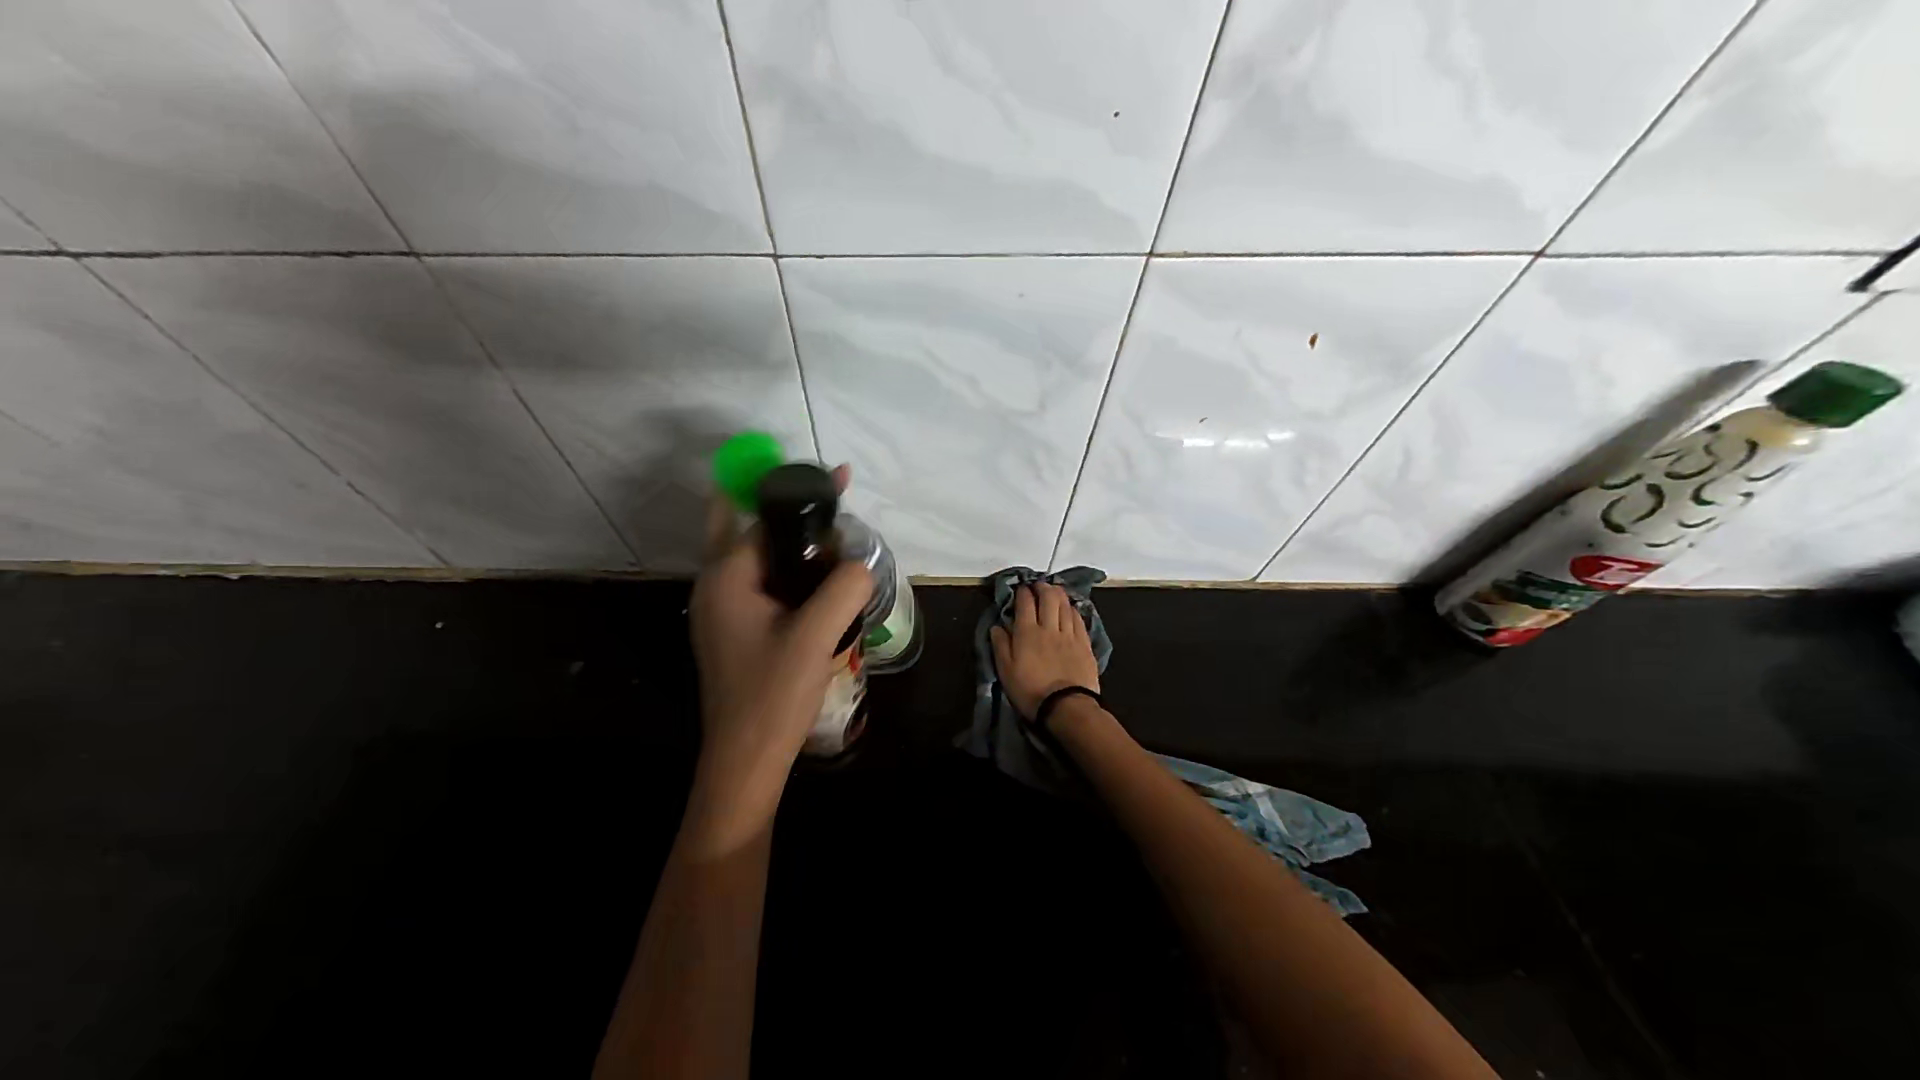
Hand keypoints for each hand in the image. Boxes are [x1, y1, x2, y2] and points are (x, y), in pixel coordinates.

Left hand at [686, 468, 869, 847]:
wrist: (746, 762)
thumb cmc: (773, 695)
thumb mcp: (817, 635)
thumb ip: (845, 587)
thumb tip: (862, 562)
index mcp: (725, 578)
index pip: (764, 519)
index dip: (803, 498)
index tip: (839, 479)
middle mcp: (715, 587)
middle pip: (753, 531)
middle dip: (792, 514)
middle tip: (838, 513)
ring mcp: (722, 612)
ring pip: (758, 561)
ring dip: (794, 548)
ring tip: (839, 549)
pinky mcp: (735, 633)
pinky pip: (763, 587)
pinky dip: (791, 576)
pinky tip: (823, 587)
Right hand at [989, 583, 1100, 719]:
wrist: (1066, 706)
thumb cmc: (1030, 690)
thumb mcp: (1005, 671)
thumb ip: (1000, 645)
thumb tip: (997, 626)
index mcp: (1027, 632)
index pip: (1025, 603)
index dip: (1023, 592)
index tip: (1021, 589)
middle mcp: (1049, 627)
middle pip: (1049, 598)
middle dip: (1043, 587)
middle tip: (1038, 586)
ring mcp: (1069, 635)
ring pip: (1065, 606)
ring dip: (1059, 594)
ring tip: (1055, 591)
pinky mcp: (1084, 644)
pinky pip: (1079, 619)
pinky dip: (1073, 610)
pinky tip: (1071, 609)